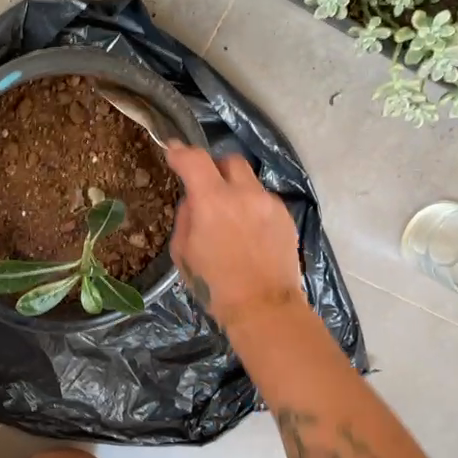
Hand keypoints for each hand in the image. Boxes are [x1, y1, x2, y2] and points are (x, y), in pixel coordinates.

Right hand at [165, 145, 304, 326]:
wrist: (263, 306)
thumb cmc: (214, 284)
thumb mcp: (183, 253)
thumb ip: (186, 219)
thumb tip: (193, 203)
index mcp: (212, 201)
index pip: (194, 160)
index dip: (180, 153)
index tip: (172, 151)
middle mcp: (244, 194)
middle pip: (229, 161)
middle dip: (215, 169)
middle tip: (206, 187)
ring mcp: (269, 204)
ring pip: (249, 183)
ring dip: (235, 192)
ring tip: (230, 220)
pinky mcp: (285, 217)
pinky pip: (263, 202)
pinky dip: (252, 210)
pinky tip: (248, 235)